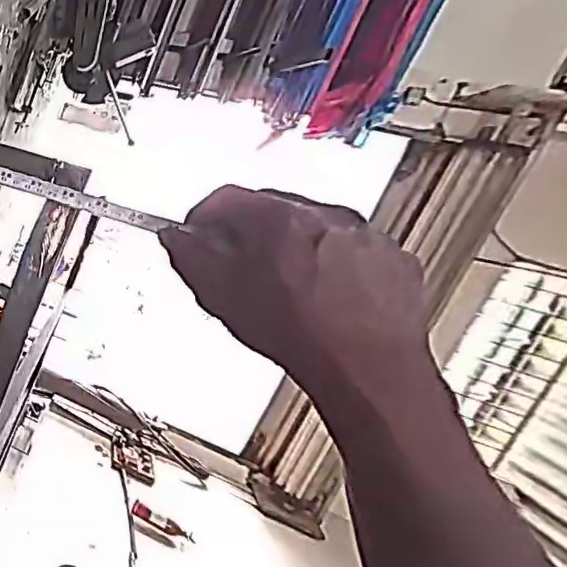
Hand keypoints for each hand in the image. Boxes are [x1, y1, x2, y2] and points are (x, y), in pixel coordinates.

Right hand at [159, 186, 432, 413]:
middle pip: (270, 208)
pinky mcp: (390, 258)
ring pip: (312, 227)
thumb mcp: (220, 295)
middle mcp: (322, 216)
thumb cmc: (300, 333)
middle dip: (248, 231)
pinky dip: (333, 264)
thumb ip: (190, 257)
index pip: (225, 197)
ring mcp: (361, 235)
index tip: (196, 231)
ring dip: (293, 247)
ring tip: (283, 288)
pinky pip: (350, 249)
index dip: (202, 216)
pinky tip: (322, 296)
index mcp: (275, 218)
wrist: (367, 369)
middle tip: (236, 262)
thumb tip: (177, 238)